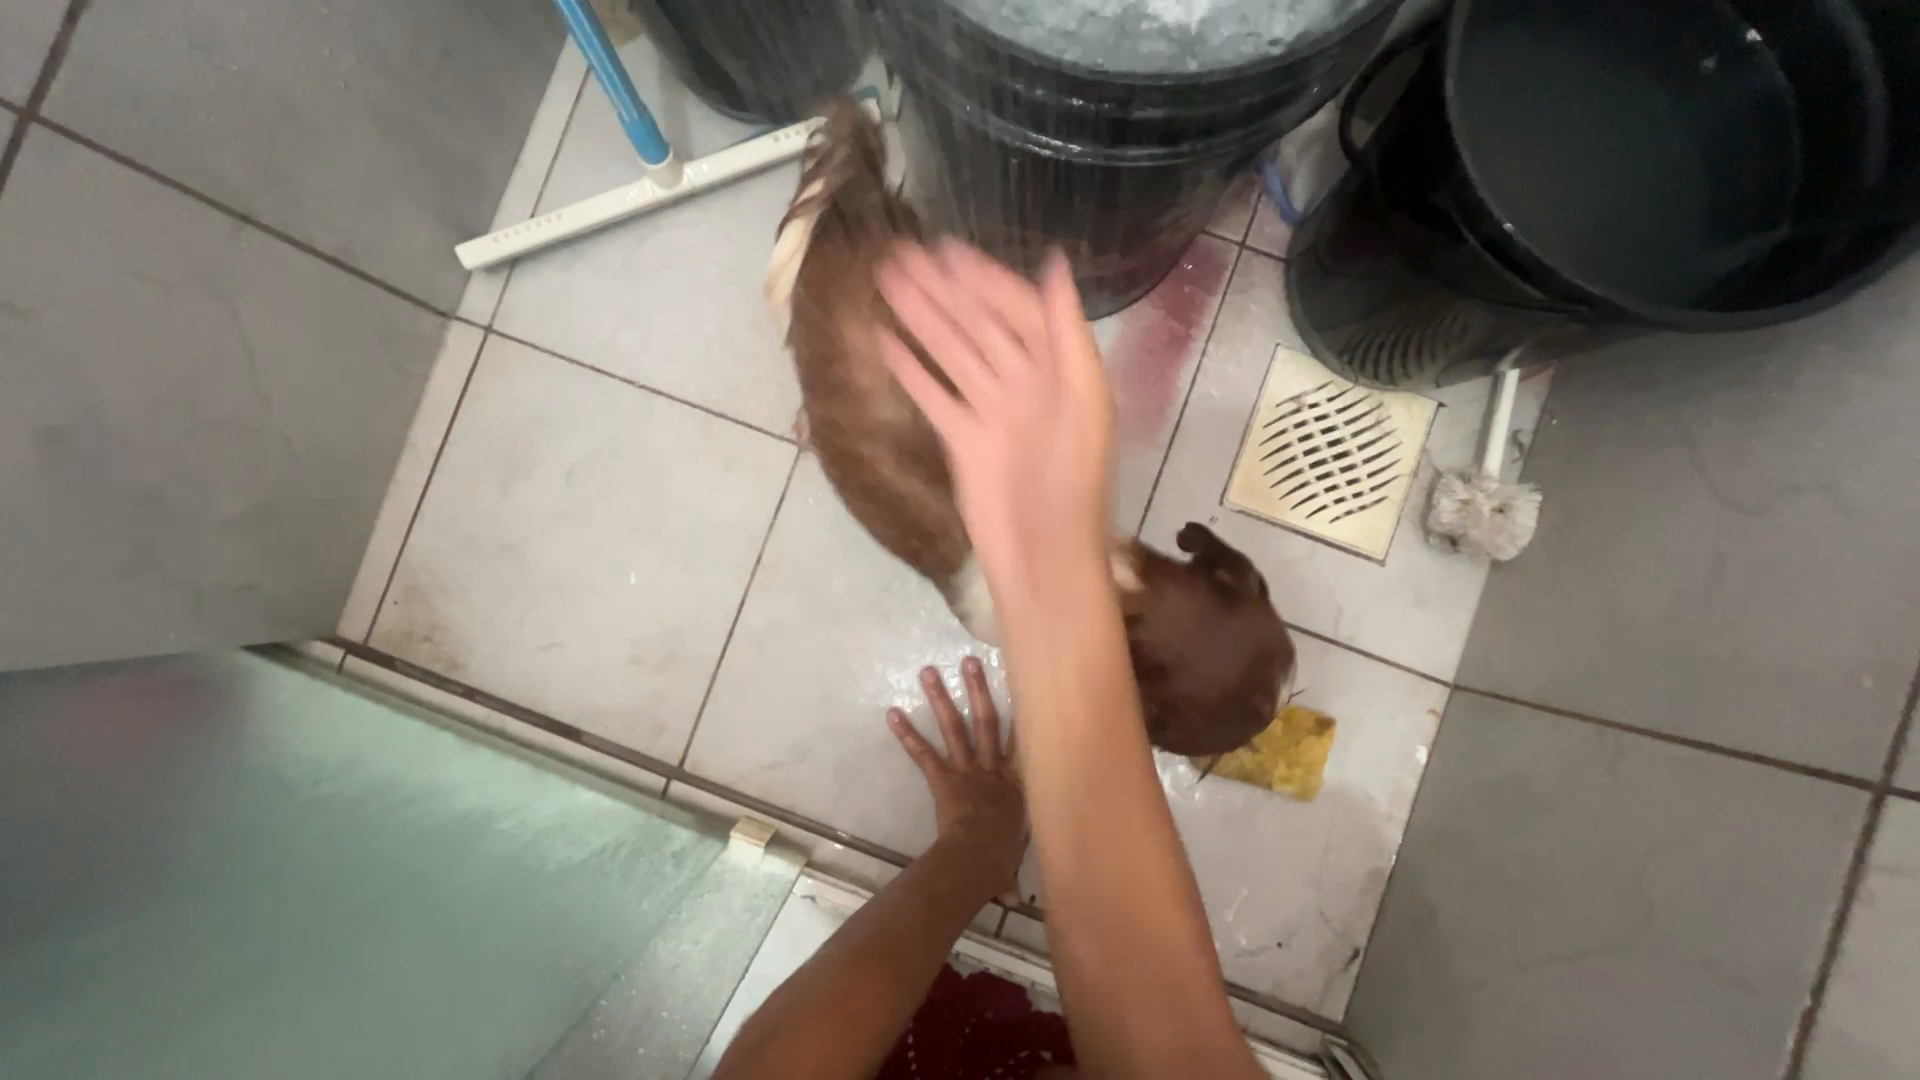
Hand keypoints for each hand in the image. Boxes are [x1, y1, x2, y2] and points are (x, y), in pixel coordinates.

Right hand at [877, 240, 1115, 597]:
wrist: (1043, 557)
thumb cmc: (1072, 484)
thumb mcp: (1086, 404)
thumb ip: (1069, 335)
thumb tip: (1055, 264)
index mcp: (1059, 371)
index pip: (1017, 311)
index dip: (984, 279)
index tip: (946, 250)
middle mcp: (1023, 384)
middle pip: (978, 326)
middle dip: (942, 290)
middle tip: (900, 255)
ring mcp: (990, 412)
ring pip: (952, 354)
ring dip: (921, 318)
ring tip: (886, 282)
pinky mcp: (962, 442)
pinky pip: (934, 396)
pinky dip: (911, 370)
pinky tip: (885, 340)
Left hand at [888, 657, 1025, 897]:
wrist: (979, 860)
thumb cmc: (999, 859)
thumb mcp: (1008, 863)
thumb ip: (1007, 873)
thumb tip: (1011, 898)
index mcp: (1014, 783)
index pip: (1020, 741)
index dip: (1021, 712)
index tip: (1020, 685)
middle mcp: (993, 769)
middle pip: (987, 721)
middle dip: (978, 690)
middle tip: (968, 660)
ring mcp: (967, 770)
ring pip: (955, 727)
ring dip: (941, 698)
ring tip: (928, 671)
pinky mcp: (943, 779)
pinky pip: (923, 753)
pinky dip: (907, 734)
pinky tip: (892, 713)